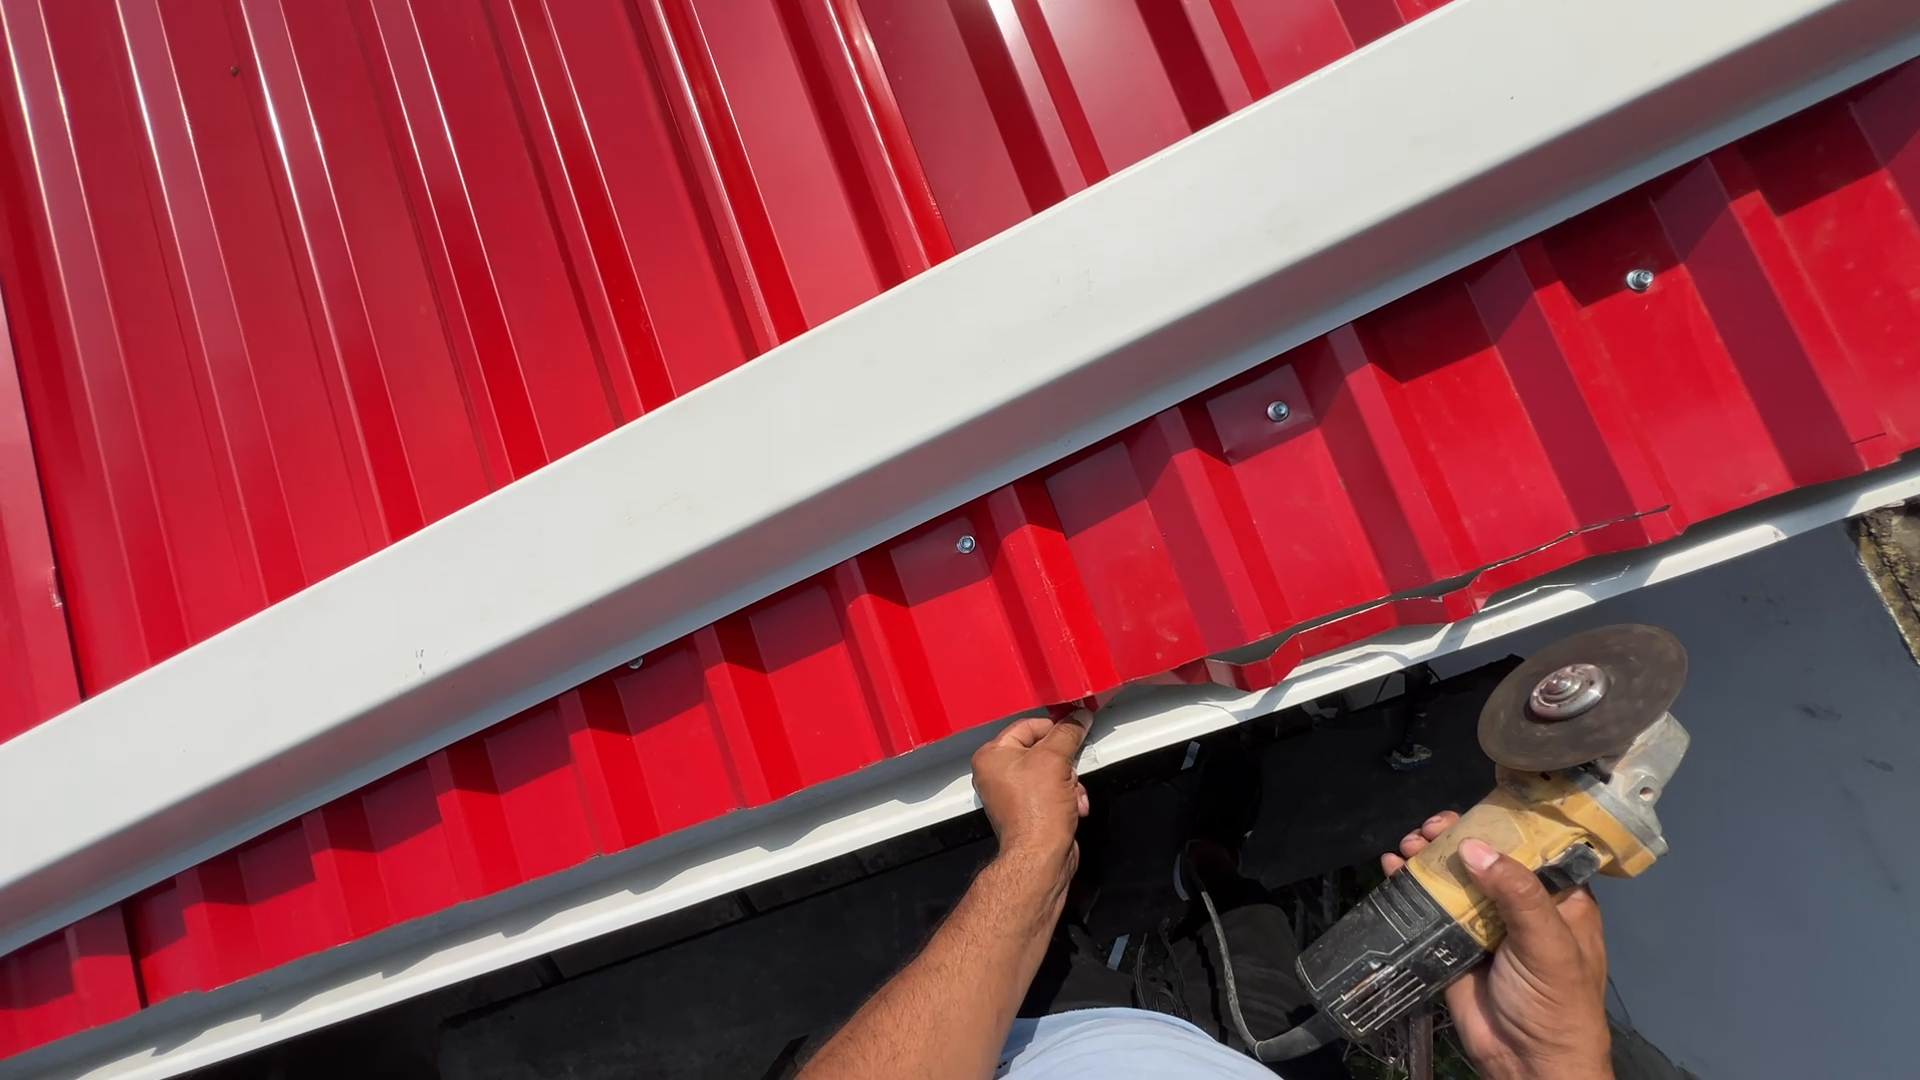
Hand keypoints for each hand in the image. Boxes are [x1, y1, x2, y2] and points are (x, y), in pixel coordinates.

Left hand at [970, 710, 1090, 864]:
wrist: (1042, 857)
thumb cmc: (1037, 811)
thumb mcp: (1055, 760)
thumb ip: (1067, 733)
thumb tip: (1078, 717)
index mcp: (992, 756)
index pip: (1027, 726)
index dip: (1053, 728)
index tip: (1075, 727)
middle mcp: (997, 773)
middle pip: (1042, 750)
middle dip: (1064, 762)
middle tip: (1070, 771)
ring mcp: (1012, 793)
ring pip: (1052, 770)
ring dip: (1070, 781)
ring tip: (1073, 794)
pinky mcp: (1029, 810)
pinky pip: (1053, 790)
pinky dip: (1068, 796)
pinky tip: (1074, 806)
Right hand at [1383, 813, 1612, 1079]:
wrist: (1524, 1066)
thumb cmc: (1555, 1006)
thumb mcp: (1548, 948)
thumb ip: (1517, 895)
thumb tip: (1471, 847)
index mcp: (1557, 902)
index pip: (1532, 849)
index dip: (1501, 826)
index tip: (1470, 814)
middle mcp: (1518, 904)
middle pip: (1482, 854)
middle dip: (1452, 837)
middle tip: (1429, 830)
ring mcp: (1481, 919)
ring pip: (1450, 871)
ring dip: (1426, 852)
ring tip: (1407, 845)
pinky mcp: (1449, 935)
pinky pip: (1426, 897)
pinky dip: (1406, 876)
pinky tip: (1391, 865)